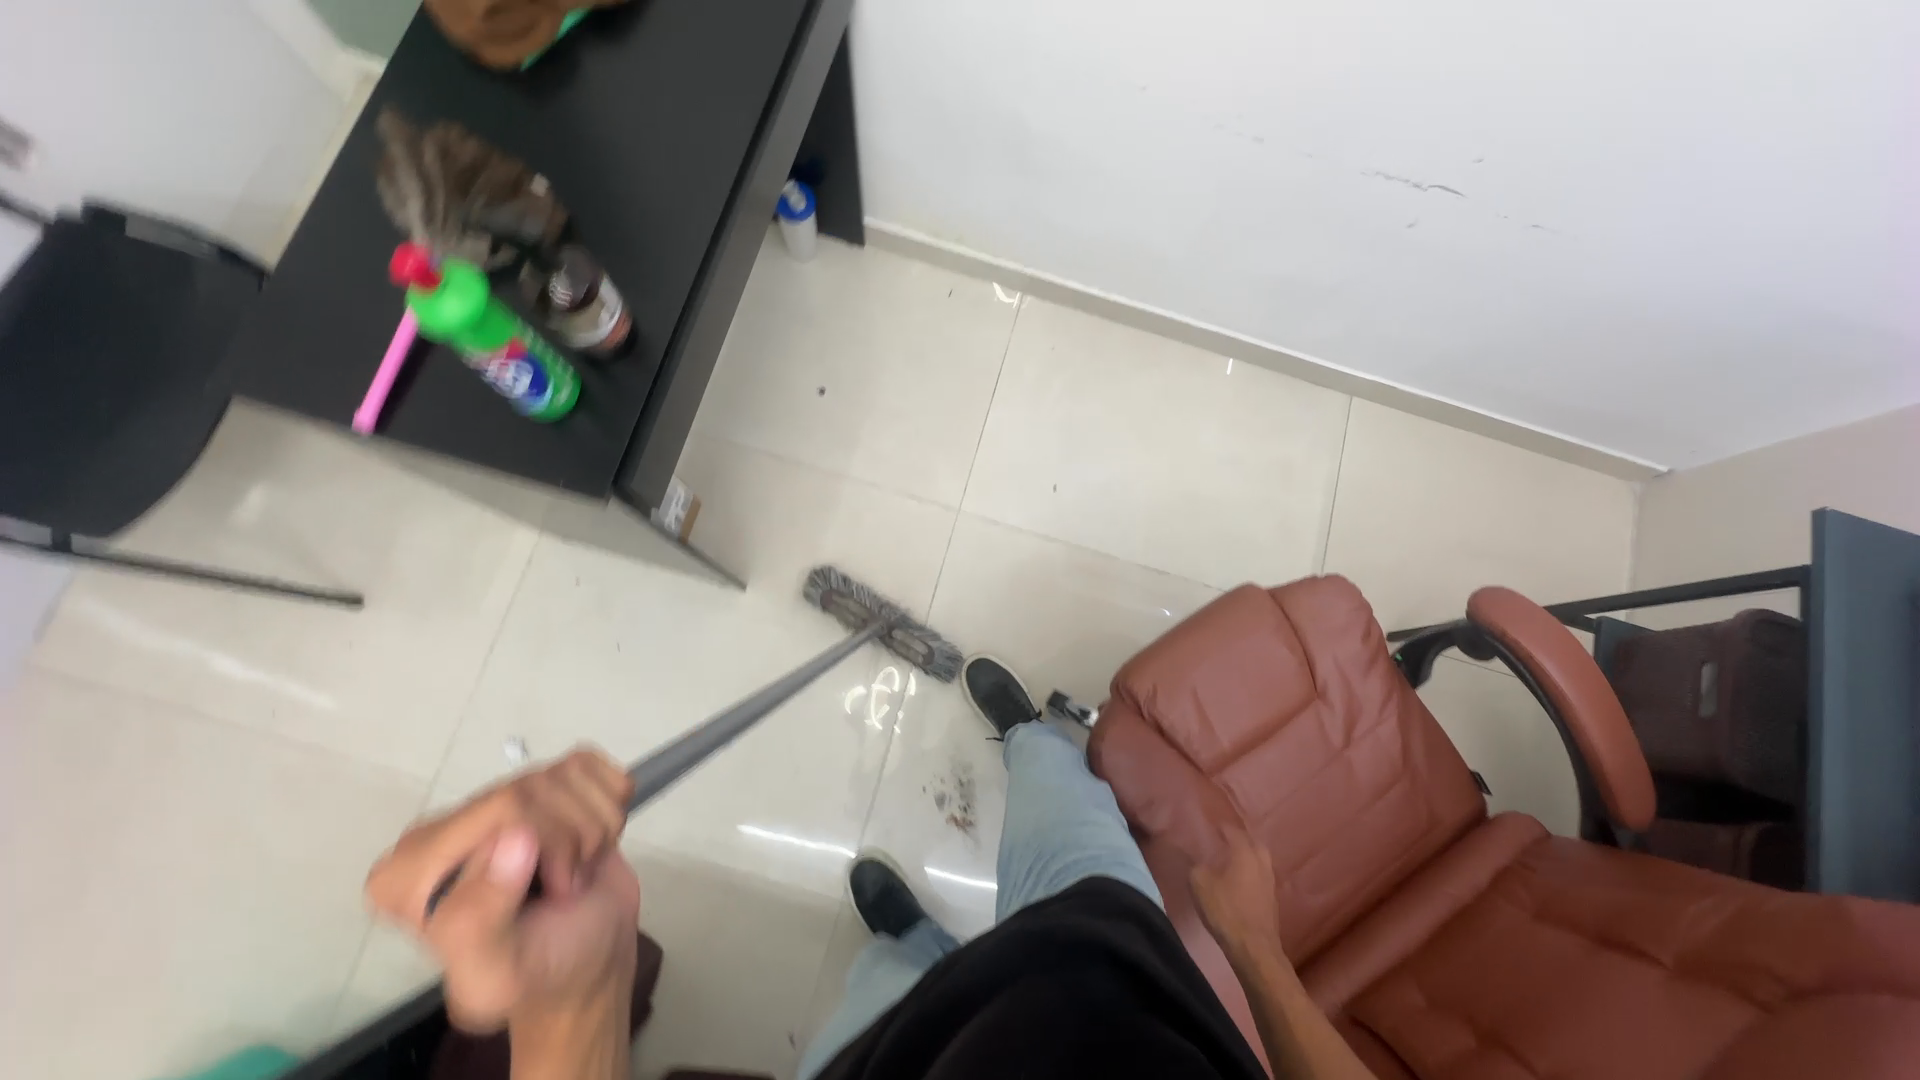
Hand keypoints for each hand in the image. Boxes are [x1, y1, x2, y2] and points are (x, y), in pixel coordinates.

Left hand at [365, 748, 639, 1032]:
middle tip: (567, 885)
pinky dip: (610, 799)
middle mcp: (444, 828)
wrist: (588, 964)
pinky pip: (590, 762)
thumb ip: (482, 918)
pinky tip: (590, 840)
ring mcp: (497, 804)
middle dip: (577, 836)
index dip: (553, 839)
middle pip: (540, 785)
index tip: (554, 889)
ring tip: (576, 870)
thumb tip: (515, 838)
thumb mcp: (497, 975)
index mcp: (412, 869)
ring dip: (598, 825)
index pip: (506, 804)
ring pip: (570, 772)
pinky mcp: (542, 790)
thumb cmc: (540, 975)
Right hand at [1188, 824, 1285, 962]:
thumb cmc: (1225, 910)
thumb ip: (1196, 865)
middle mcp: (1261, 864)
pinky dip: (1252, 872)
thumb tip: (1197, 859)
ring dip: (1249, 855)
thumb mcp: (1199, 883)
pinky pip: (1262, 876)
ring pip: (1261, 860)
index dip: (1223, 827)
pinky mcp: (1272, 900)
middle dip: (1242, 838)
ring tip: (1233, 858)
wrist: (1253, 947)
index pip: (1234, 832)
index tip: (1214, 825)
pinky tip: (1241, 880)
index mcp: (1245, 854)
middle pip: (1255, 843)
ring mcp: (1270, 883)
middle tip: (1227, 838)